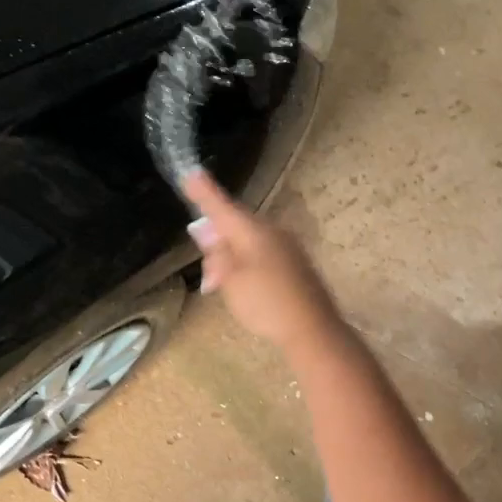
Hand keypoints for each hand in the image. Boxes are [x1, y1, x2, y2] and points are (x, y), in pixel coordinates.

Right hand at [181, 171, 345, 351]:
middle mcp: (271, 232)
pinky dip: (245, 265)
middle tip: (207, 270)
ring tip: (220, 284)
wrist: (311, 328)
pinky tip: (243, 287)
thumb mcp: (230, 281)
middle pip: (235, 225)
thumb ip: (217, 254)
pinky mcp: (294, 264)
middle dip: (216, 239)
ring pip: (248, 242)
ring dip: (229, 256)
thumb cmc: (265, 303)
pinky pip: (261, 254)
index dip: (205, 193)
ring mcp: (286, 247)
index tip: (191, 174)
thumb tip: (207, 231)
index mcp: (253, 232)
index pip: (222, 207)